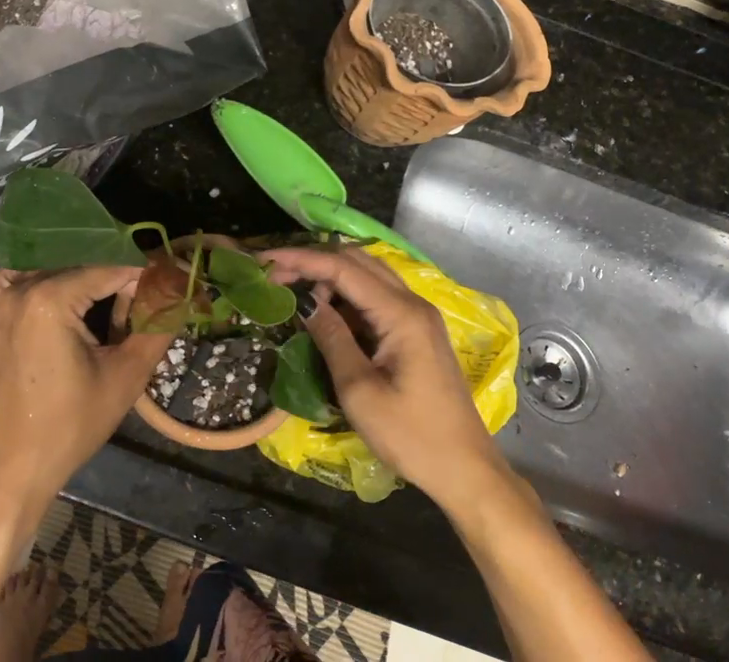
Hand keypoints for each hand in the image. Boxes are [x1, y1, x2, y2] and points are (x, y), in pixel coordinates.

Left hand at [0, 266, 173, 509]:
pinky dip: (47, 280)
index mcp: (50, 298)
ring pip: (55, 269)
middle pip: (83, 265)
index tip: (175, 279)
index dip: (146, 273)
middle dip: (120, 276)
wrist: (10, 468)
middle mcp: (21, 289)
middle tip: (154, 295)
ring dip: (87, 278)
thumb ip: (156, 329)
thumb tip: (182, 296)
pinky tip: (69, 296)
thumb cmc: (69, 426)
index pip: (110, 268)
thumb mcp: (125, 377)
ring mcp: (2, 301)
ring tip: (120, 300)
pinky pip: (22, 281)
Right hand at [264, 246, 519, 509]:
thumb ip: (331, 338)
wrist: (465, 469)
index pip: (343, 268)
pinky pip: (377, 299)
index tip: (264, 261)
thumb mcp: (359, 390)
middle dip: (314, 261)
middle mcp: (413, 304)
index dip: (301, 260)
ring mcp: (418, 317)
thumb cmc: (412, 436)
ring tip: (293, 293)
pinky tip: (323, 313)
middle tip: (274, 276)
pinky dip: (346, 297)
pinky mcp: (417, 333)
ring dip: (330, 277)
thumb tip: (304, 301)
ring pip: (368, 277)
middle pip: (358, 261)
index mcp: (401, 314)